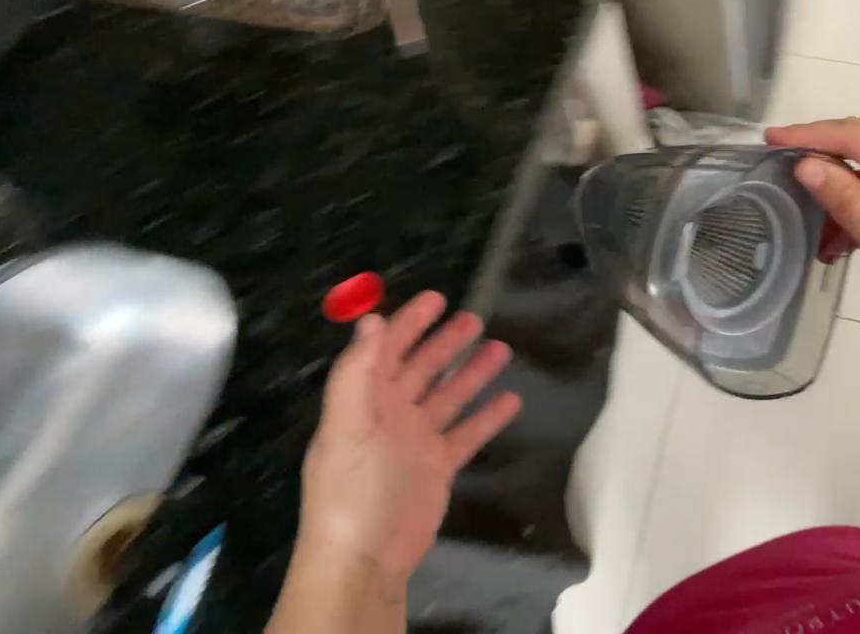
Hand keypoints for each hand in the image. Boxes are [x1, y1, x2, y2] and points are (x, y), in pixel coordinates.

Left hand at [298, 291, 522, 590]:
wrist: (365, 560)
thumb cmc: (353, 489)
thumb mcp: (348, 427)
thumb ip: (357, 374)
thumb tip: (368, 320)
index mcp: (364, 401)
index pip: (386, 351)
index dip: (407, 323)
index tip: (436, 298)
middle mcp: (390, 415)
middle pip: (421, 368)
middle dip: (445, 342)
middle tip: (475, 317)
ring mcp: (416, 441)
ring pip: (449, 395)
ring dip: (473, 371)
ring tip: (502, 348)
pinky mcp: (438, 466)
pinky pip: (467, 432)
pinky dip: (488, 416)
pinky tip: (511, 398)